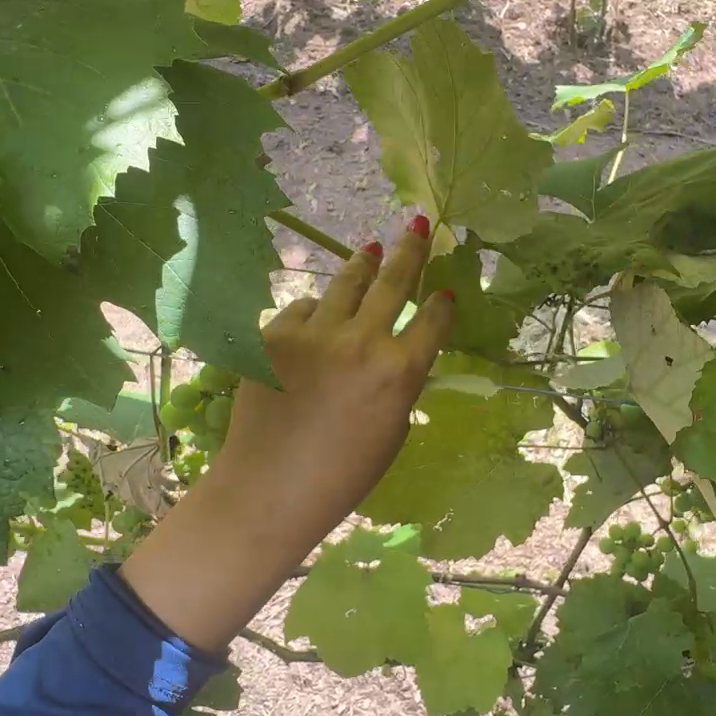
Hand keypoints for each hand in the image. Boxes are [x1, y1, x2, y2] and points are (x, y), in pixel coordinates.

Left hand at [209, 216, 453, 541]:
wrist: (270, 488)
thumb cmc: (342, 475)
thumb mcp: (393, 431)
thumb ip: (400, 385)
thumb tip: (399, 355)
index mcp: (400, 372)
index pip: (432, 321)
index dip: (442, 305)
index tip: (445, 292)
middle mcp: (362, 342)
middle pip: (393, 283)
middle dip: (410, 252)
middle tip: (417, 227)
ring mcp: (314, 334)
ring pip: (346, 283)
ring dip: (363, 264)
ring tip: (371, 249)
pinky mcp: (274, 335)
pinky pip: (303, 309)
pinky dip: (316, 312)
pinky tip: (320, 315)